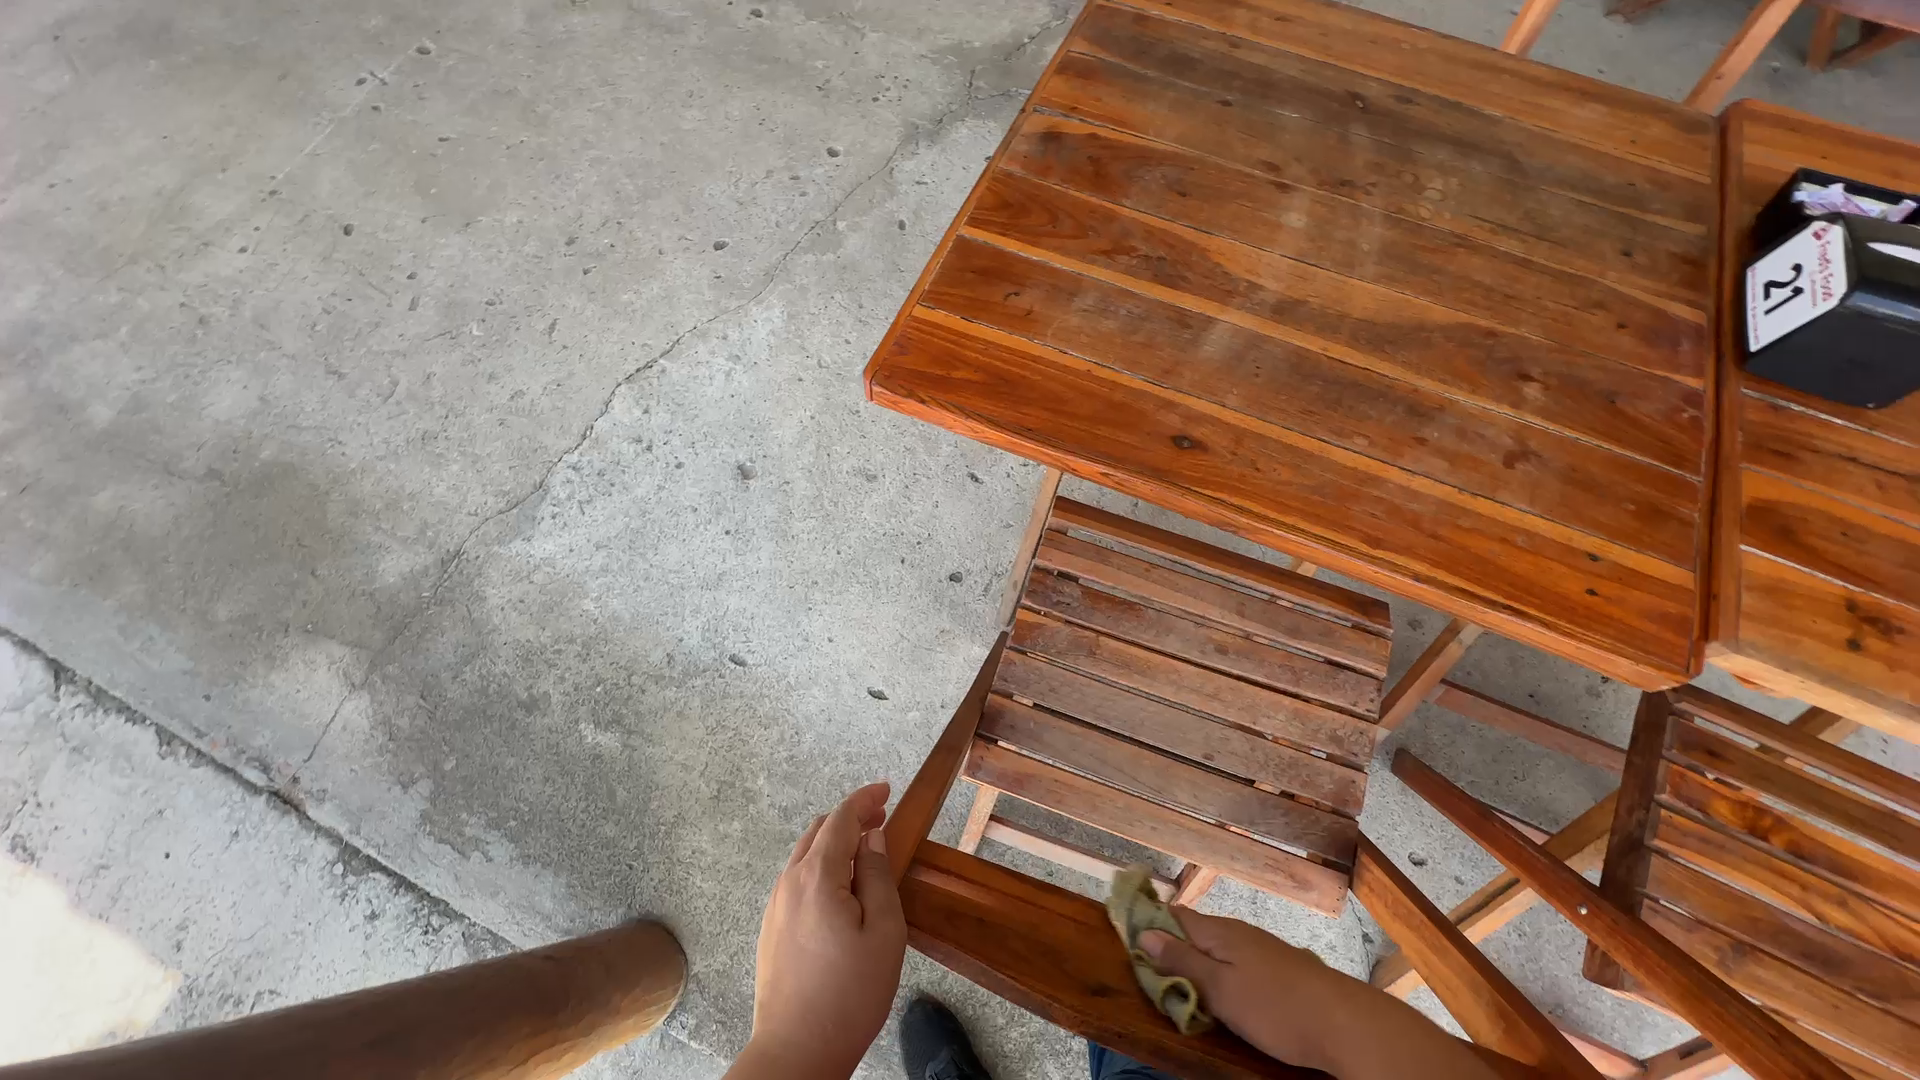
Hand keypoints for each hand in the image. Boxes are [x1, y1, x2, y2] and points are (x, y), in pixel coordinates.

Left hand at [736, 782, 906, 1079]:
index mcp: (817, 877)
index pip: (841, 819)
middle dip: (851, 818)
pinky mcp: (771, 929)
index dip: (865, 799)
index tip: (887, 790)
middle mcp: (789, 883)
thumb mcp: (884, 931)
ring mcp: (775, 906)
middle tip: (882, 819)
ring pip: (805, 854)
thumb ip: (876, 875)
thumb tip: (871, 838)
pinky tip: (840, 889)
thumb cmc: (850, 994)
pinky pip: (797, 879)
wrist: (796, 1052)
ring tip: (865, 852)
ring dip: (834, 842)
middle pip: (818, 830)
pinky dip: (821, 865)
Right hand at [1139, 908, 1341, 1069]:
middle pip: (1194, 931)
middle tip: (1153, 977)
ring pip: (1218, 949)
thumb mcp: (1220, 990)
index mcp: (1218, 931)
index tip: (1128, 941)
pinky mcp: (1281, 968)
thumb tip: (1144, 932)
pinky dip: (1223, 975)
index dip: (1149, 923)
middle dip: (1172, 948)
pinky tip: (1227, 997)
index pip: (1173, 915)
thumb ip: (1182, 961)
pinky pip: (1238, 963)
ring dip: (1198, 964)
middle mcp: (1238, 931)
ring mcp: (1262, 948)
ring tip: (1186, 991)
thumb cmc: (1275, 1007)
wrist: (1347, 1024)